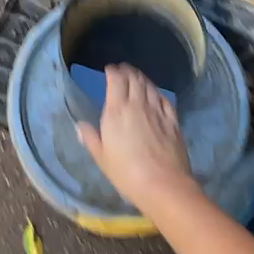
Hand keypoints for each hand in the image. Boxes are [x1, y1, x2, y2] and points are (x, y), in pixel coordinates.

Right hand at [75, 64, 194, 211]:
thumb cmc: (126, 172)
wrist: (163, 184)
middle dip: (127, 70)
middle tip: (123, 69)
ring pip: (150, 86)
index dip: (113, 71)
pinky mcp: (172, 121)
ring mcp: (157, 111)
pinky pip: (164, 99)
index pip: (116, 80)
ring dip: (142, 78)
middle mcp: (137, 105)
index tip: (109, 69)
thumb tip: (80, 125)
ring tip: (137, 77)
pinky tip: (156, 93)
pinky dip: (157, 92)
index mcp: (117, 111)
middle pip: (134, 79)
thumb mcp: (101, 157)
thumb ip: (90, 138)